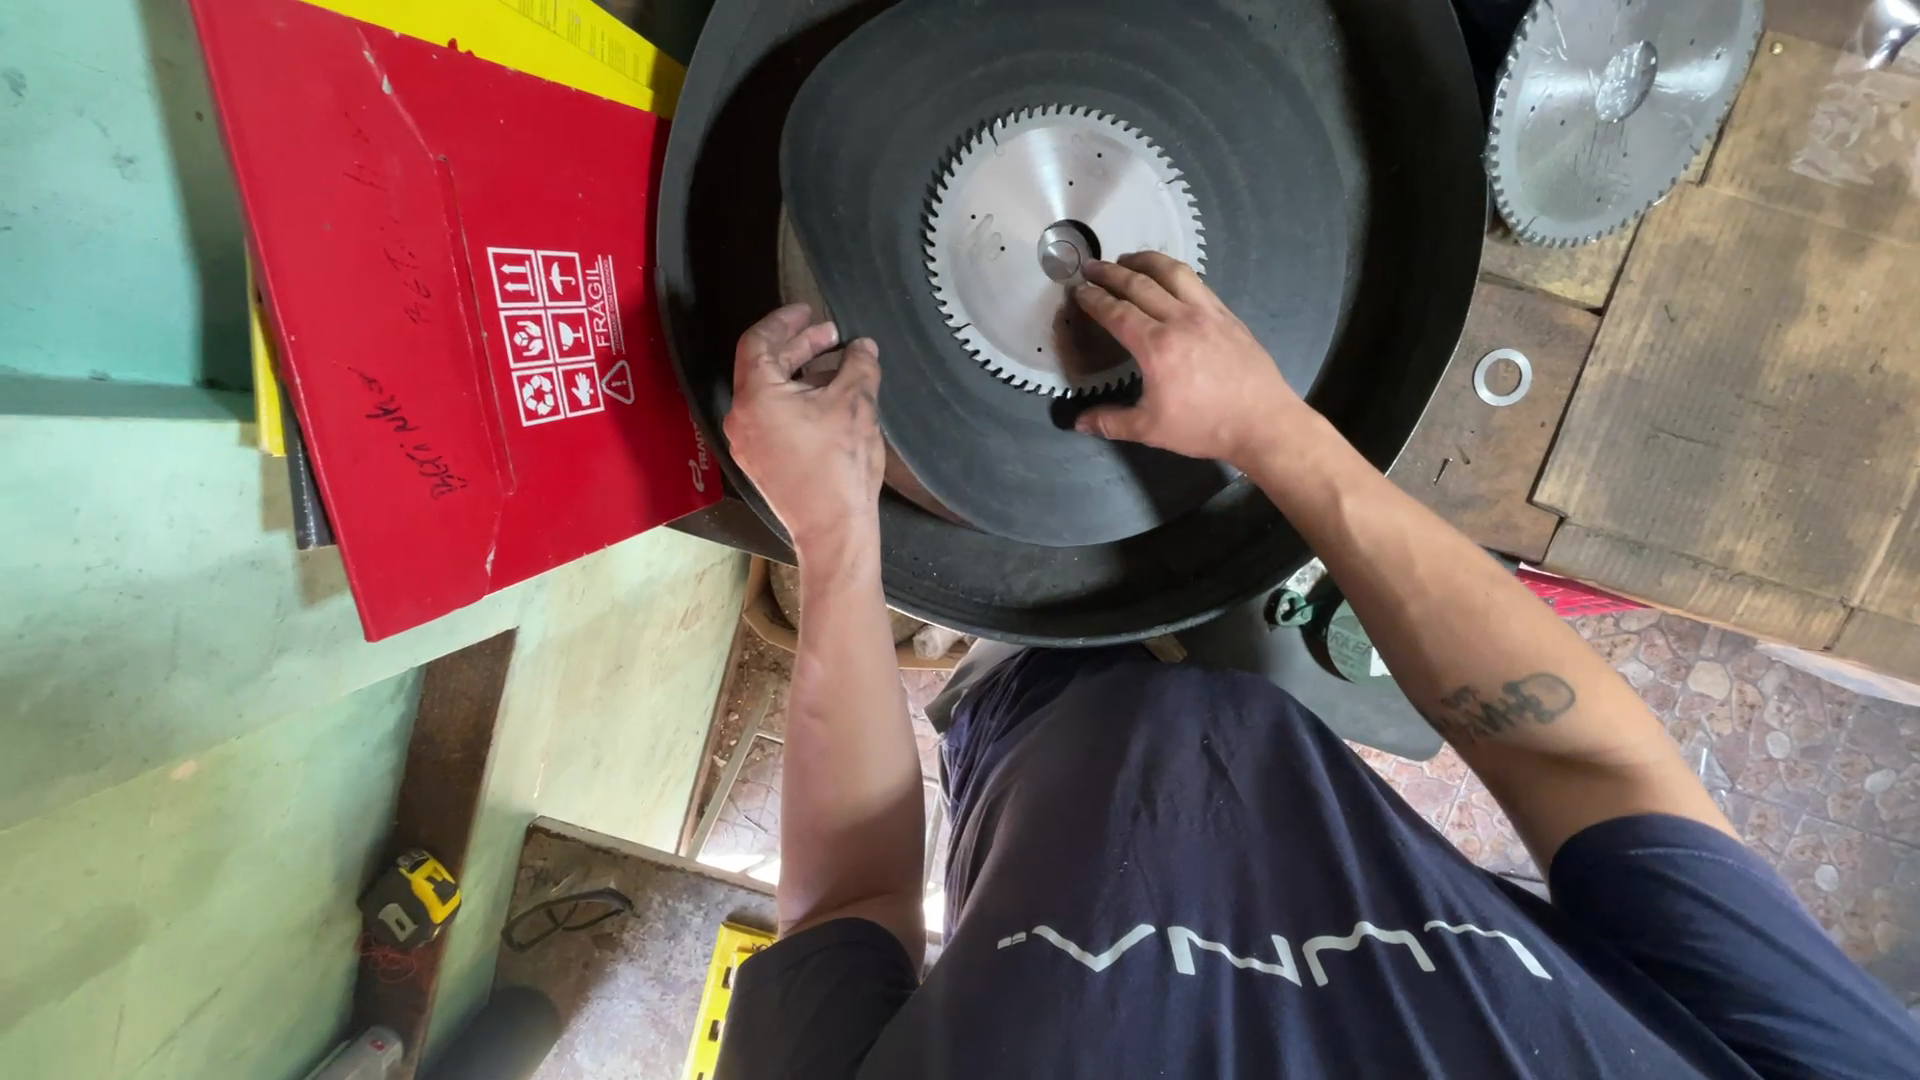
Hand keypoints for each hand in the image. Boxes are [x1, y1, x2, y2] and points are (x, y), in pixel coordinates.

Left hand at [725, 304, 883, 553]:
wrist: (833, 529)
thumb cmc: (840, 465)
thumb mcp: (855, 405)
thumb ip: (859, 366)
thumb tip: (863, 347)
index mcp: (756, 396)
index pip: (759, 341)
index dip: (784, 321)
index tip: (808, 311)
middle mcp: (742, 417)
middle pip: (764, 366)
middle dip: (798, 347)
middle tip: (831, 334)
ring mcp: (748, 443)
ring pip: (770, 394)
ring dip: (801, 375)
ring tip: (837, 368)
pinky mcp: (762, 462)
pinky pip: (773, 418)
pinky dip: (796, 401)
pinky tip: (828, 402)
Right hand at [1072, 253, 1308, 467]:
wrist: (1263, 422)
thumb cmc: (1204, 427)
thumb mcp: (1150, 430)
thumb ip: (1110, 422)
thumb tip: (1079, 423)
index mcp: (1156, 346)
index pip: (1116, 312)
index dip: (1093, 299)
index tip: (1077, 290)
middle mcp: (1180, 319)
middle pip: (1139, 284)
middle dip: (1111, 272)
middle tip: (1092, 266)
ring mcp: (1207, 313)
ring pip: (1172, 272)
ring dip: (1145, 261)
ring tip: (1128, 259)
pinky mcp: (1227, 315)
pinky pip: (1196, 283)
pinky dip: (1175, 272)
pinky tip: (1169, 277)